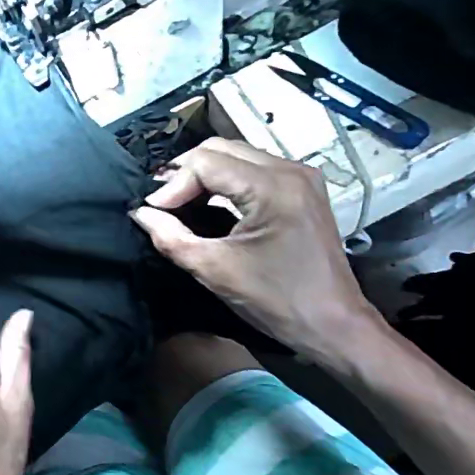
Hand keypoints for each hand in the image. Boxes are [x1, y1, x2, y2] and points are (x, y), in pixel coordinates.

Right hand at [130, 138, 382, 365]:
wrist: (334, 324)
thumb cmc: (277, 300)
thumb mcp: (214, 270)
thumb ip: (171, 237)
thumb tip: (140, 213)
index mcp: (273, 187)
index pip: (205, 163)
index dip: (172, 184)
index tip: (151, 211)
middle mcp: (290, 170)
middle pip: (219, 149)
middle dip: (184, 173)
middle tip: (161, 203)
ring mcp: (300, 176)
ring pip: (235, 155)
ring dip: (202, 174)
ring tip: (178, 202)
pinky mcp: (301, 188)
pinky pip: (251, 168)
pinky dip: (223, 180)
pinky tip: (206, 202)